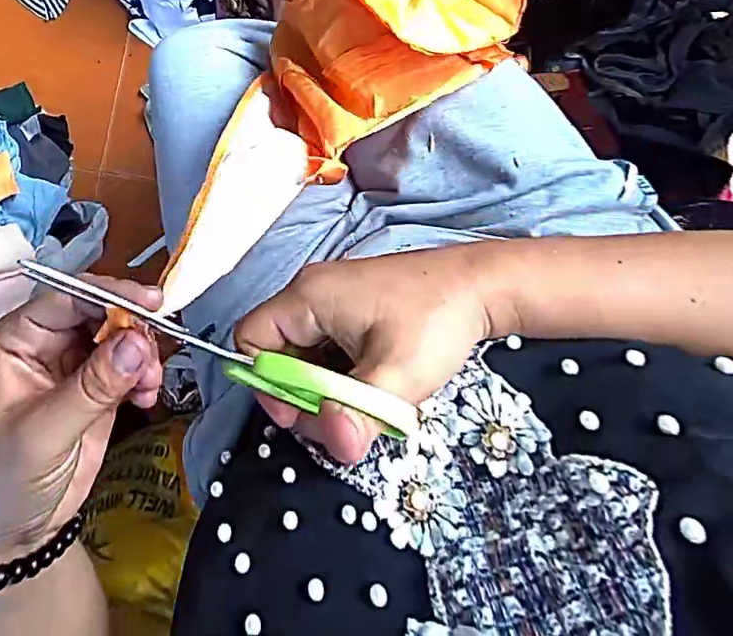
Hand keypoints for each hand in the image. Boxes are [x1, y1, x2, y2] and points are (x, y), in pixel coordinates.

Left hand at [0, 275, 164, 564]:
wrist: (10, 540)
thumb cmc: (1, 483)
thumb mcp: (43, 434)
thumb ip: (91, 386)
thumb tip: (136, 342)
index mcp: (19, 340)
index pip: (69, 298)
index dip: (109, 295)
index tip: (149, 302)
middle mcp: (49, 343)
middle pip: (102, 311)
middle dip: (133, 327)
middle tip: (154, 350)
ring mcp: (77, 365)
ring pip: (123, 335)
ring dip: (144, 355)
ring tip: (149, 384)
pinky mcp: (100, 387)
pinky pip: (133, 364)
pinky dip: (146, 375)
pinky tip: (146, 397)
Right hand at [233, 250, 496, 463]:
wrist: (481, 285)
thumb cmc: (439, 317)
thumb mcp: (399, 374)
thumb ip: (360, 413)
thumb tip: (336, 445)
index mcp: (310, 295)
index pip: (251, 340)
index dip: (267, 383)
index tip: (305, 411)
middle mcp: (315, 291)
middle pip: (278, 353)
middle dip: (305, 394)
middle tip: (346, 415)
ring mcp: (336, 298)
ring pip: (306, 354)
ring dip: (329, 387)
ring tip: (369, 398)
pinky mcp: (355, 308)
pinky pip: (329, 348)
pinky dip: (344, 374)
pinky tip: (377, 382)